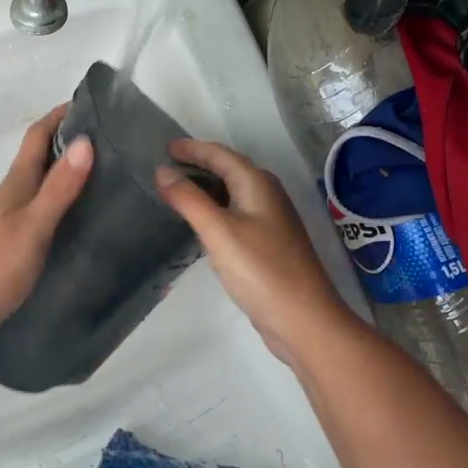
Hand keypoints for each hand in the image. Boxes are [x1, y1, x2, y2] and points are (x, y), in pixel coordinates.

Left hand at [0, 104, 93, 330]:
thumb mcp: (34, 224)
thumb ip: (59, 187)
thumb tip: (85, 141)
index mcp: (17, 182)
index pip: (38, 135)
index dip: (60, 115)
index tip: (92, 104)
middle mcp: (13, 192)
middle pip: (42, 155)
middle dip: (71, 141)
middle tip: (112, 139)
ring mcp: (12, 216)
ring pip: (43, 181)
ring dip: (68, 170)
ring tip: (107, 173)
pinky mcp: (16, 239)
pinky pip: (44, 206)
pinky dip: (64, 199)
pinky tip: (83, 214)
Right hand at [155, 139, 351, 364]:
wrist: (305, 321)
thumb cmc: (261, 271)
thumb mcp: (218, 232)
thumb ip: (188, 199)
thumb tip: (162, 170)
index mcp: (258, 184)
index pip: (221, 155)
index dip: (193, 149)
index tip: (165, 146)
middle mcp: (267, 196)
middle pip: (229, 169)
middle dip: (199, 164)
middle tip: (166, 166)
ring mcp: (271, 221)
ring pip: (233, 193)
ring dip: (206, 187)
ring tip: (176, 190)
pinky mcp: (268, 244)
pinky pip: (236, 213)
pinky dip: (214, 209)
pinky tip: (200, 224)